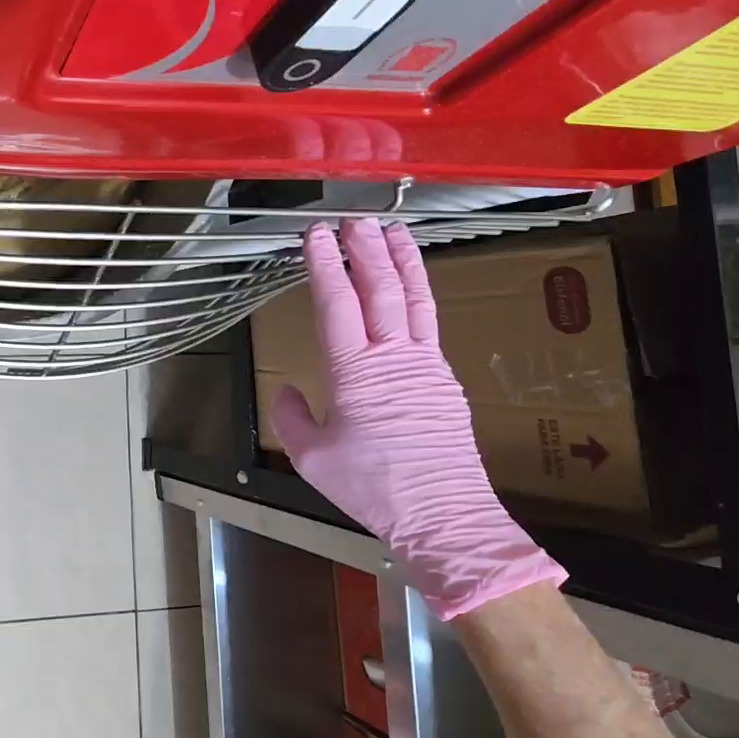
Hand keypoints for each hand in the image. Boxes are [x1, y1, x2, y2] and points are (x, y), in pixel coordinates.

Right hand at [268, 219, 565, 620]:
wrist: (445, 517)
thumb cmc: (373, 487)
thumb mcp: (312, 456)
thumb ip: (293, 416)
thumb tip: (292, 391)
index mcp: (356, 373)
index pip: (338, 304)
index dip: (325, 266)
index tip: (315, 237)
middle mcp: (394, 359)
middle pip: (381, 290)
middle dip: (366, 250)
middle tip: (353, 220)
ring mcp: (426, 366)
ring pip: (415, 300)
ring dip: (403, 261)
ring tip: (393, 230)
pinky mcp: (444, 380)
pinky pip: (429, 324)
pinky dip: (419, 293)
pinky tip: (411, 285)